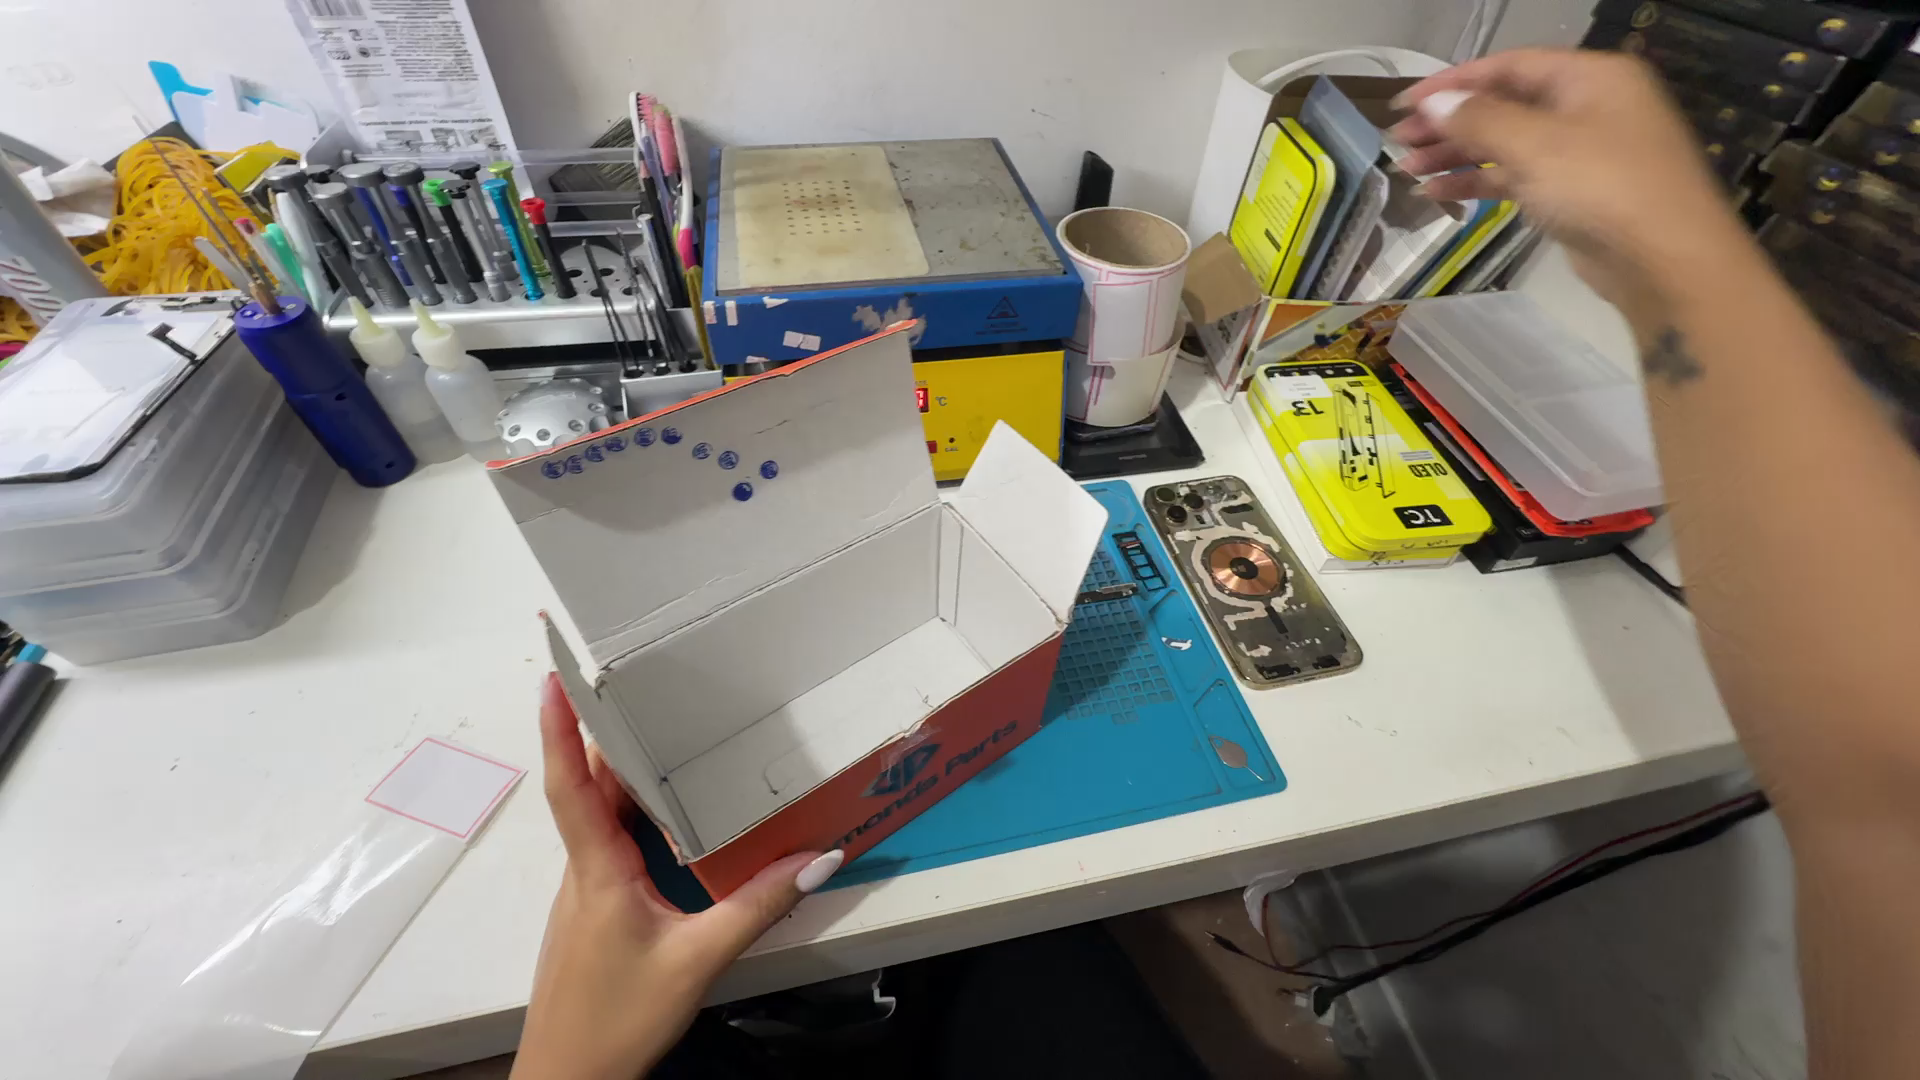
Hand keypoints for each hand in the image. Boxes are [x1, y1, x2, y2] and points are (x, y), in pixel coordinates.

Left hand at [512, 674, 844, 1079]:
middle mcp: (584, 869)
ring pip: (600, 815)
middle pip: (588, 788)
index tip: (554, 681)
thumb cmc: (618, 1017)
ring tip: (658, 730)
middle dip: (604, 733)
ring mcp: (587, 889)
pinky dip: (634, 809)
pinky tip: (670, 811)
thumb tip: (820, 856)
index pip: (571, 788)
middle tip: (634, 685)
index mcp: (597, 870)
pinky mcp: (597, 907)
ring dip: (620, 770)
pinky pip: (611, 840)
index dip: (559, 733)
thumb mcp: (698, 959)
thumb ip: (757, 905)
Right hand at [1388, 48, 1746, 319]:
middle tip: (1396, 141)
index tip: (1402, 103)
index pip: (1507, 67)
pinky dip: (1471, 183)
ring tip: (1405, 170)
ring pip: (1500, 143)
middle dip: (1446, 122)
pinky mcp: (1563, 190)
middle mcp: (1582, 106)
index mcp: (1587, 78)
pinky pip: (1508, 177)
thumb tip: (1434, 103)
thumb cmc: (1602, 187)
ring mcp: (1573, 151)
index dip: (1452, 82)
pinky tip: (1435, 193)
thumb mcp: (1536, 145)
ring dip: (1452, 154)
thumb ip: (1480, 121)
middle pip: (1500, 105)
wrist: (1657, 254)